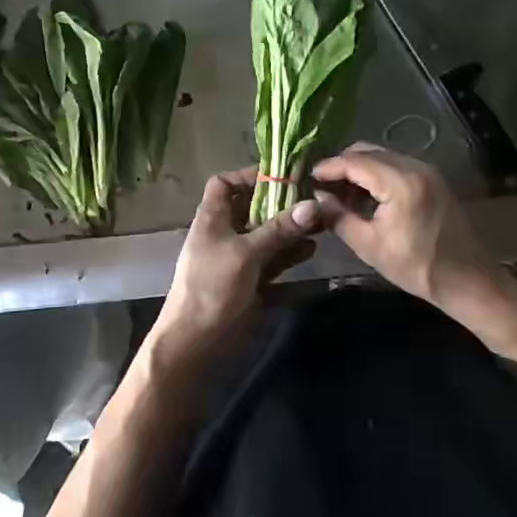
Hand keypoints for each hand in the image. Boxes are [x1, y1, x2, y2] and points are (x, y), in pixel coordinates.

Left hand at [149, 169, 322, 370]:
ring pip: (268, 233)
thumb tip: (313, 205)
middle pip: (254, 207)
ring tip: (321, 222)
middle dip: (282, 202)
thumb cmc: (211, 288)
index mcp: (212, 219)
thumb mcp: (245, 254)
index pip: (224, 184)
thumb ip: (279, 229)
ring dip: (291, 227)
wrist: (196, 341)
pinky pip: (274, 258)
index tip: (281, 176)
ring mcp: (239, 257)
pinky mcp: (252, 279)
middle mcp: (226, 233)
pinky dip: (291, 252)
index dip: (248, 176)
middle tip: (314, 197)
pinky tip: (312, 248)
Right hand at [310, 144, 500, 305]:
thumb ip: (339, 217)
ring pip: (383, 157)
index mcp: (401, 181)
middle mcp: (416, 166)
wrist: (468, 279)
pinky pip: (397, 167)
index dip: (328, 167)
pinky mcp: (433, 180)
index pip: (355, 161)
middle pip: (369, 151)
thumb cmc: (417, 267)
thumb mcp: (369, 246)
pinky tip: (365, 198)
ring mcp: (428, 171)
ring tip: (340, 195)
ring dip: (360, 170)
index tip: (307, 178)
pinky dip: (378, 175)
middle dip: (343, 166)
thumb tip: (317, 200)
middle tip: (322, 187)